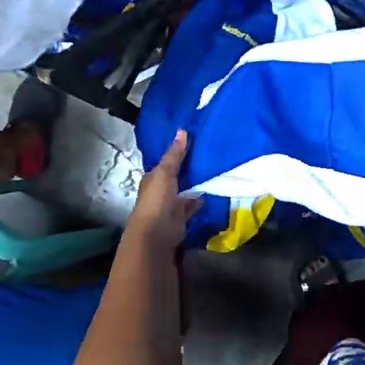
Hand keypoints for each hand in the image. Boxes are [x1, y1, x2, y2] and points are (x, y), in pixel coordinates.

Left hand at [127, 131, 200, 251]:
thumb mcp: (165, 172)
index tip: (193, 142)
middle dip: (188, 168)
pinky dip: (199, 199)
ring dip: (195, 184)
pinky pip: (191, 204)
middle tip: (207, 154)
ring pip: (184, 190)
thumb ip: (175, 154)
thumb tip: (182, 131)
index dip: (176, 153)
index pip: (165, 162)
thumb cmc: (157, 199)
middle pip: (176, 176)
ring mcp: (170, 205)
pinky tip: (210, 192)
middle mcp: (160, 190)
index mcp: (153, 178)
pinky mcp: (180, 217)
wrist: (157, 233)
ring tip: (212, 170)